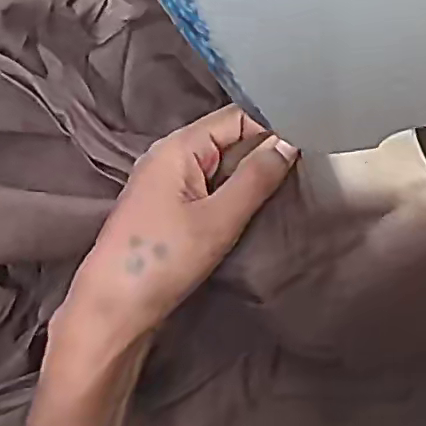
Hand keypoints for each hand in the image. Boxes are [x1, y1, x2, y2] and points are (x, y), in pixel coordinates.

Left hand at [55, 105, 297, 355]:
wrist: (113, 309)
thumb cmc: (162, 260)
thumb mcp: (219, 218)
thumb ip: (256, 178)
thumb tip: (290, 143)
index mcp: (179, 146)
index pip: (237, 116)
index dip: (275, 123)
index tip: (311, 137)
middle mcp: (171, 155)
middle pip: (230, 137)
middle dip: (267, 149)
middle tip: (309, 163)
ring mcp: (169, 182)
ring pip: (223, 164)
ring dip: (252, 173)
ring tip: (290, 183)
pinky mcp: (170, 208)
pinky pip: (211, 186)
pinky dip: (235, 192)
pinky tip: (256, 205)